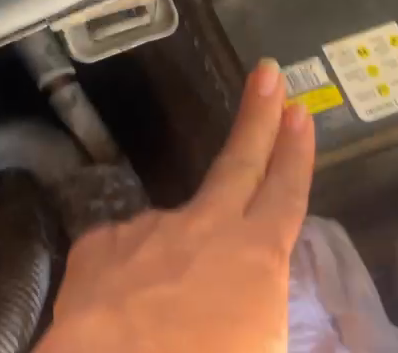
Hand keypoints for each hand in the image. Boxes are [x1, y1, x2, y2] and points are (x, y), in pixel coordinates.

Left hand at [39, 60, 314, 352]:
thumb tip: (248, 306)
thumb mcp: (262, 347)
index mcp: (253, 260)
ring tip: (168, 330)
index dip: (294, 152)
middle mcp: (201, 229)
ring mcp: (145, 228)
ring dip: (176, 270)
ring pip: (171, 241)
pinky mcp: (99, 240)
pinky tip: (124, 322)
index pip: (283, 194)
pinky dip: (130, 286)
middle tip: (267, 73)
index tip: (298, 110)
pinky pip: (124, 261)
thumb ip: (261, 318)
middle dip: (257, 117)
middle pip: (237, 164)